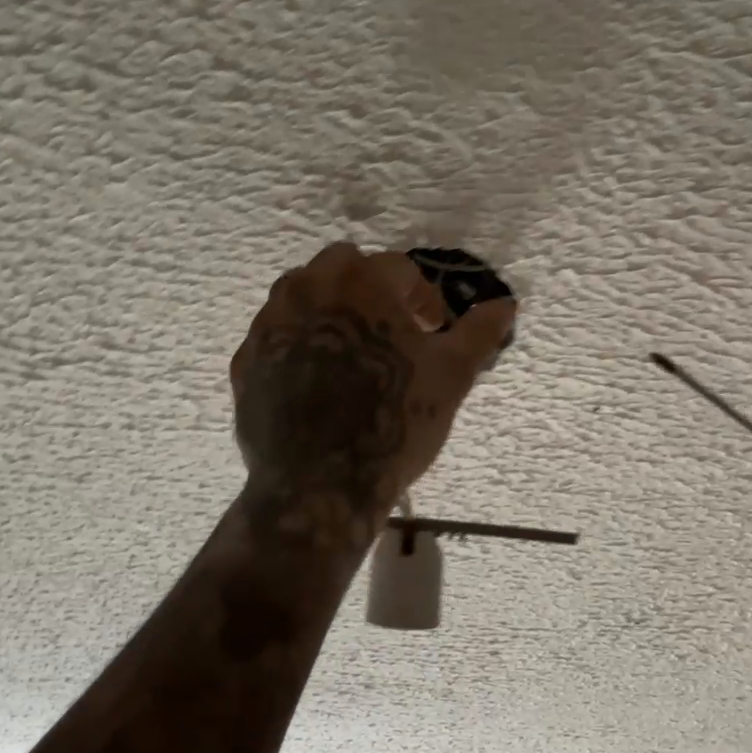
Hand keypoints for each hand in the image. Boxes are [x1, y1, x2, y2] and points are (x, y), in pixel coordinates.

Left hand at [229, 242, 515, 510]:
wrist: (320, 485)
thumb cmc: (395, 420)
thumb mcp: (451, 375)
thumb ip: (479, 332)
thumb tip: (507, 304)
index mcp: (360, 281)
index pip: (400, 270)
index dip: (424, 299)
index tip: (435, 331)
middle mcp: (306, 288)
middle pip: (343, 267)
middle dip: (372, 290)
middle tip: (394, 334)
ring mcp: (268, 324)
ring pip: (302, 295)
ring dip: (331, 309)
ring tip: (354, 354)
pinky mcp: (244, 362)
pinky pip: (276, 336)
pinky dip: (298, 344)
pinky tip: (317, 381)